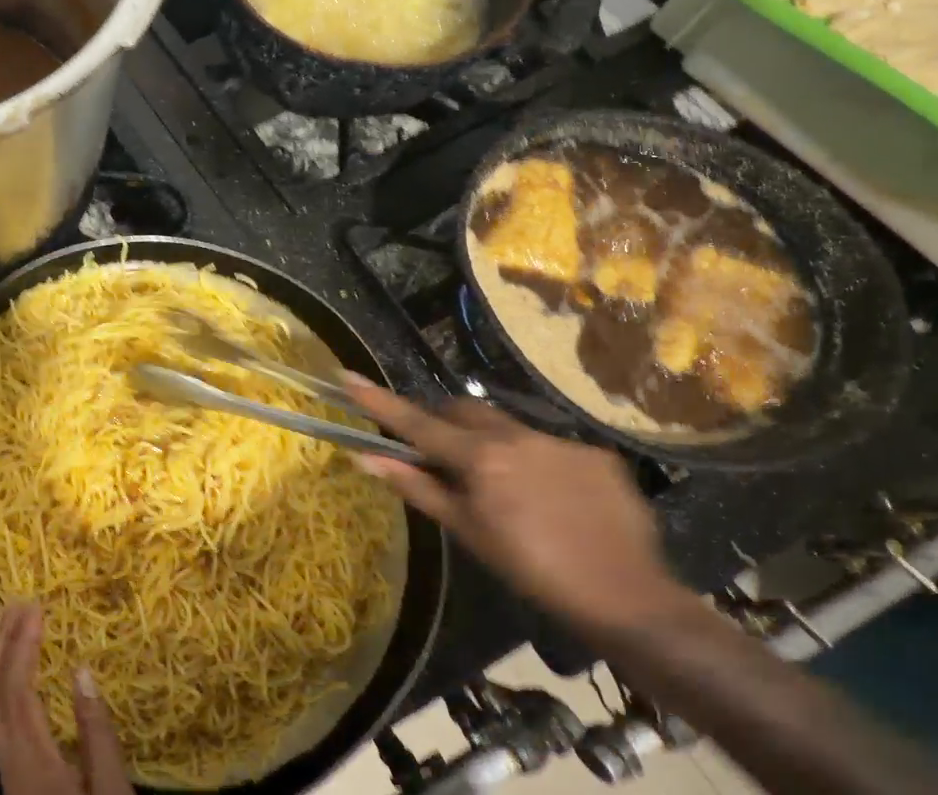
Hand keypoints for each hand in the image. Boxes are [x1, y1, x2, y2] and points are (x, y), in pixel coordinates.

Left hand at [0, 601, 133, 794]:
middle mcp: (7, 757)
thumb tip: (81, 670)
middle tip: (15, 603)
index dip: (23, 644)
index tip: (34, 608)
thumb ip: (97, 734)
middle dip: (2, 642)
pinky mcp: (10, 772)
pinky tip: (7, 668)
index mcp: (31, 757)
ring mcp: (4, 766)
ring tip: (6, 623)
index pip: (17, 689)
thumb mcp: (110, 789)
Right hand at [343, 379, 688, 631]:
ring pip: (508, 427)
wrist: (626, 597)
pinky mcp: (598, 455)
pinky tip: (550, 499)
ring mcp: (562, 442)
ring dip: (491, 443)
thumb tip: (365, 458)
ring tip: (503, 486)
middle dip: (443, 422)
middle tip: (438, 454)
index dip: (380, 401)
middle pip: (464, 411)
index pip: (418, 422)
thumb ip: (417, 487)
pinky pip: (550, 446)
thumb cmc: (530, 568)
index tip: (347, 375)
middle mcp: (518, 436)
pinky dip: (535, 462)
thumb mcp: (467, 530)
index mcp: (481, 457)